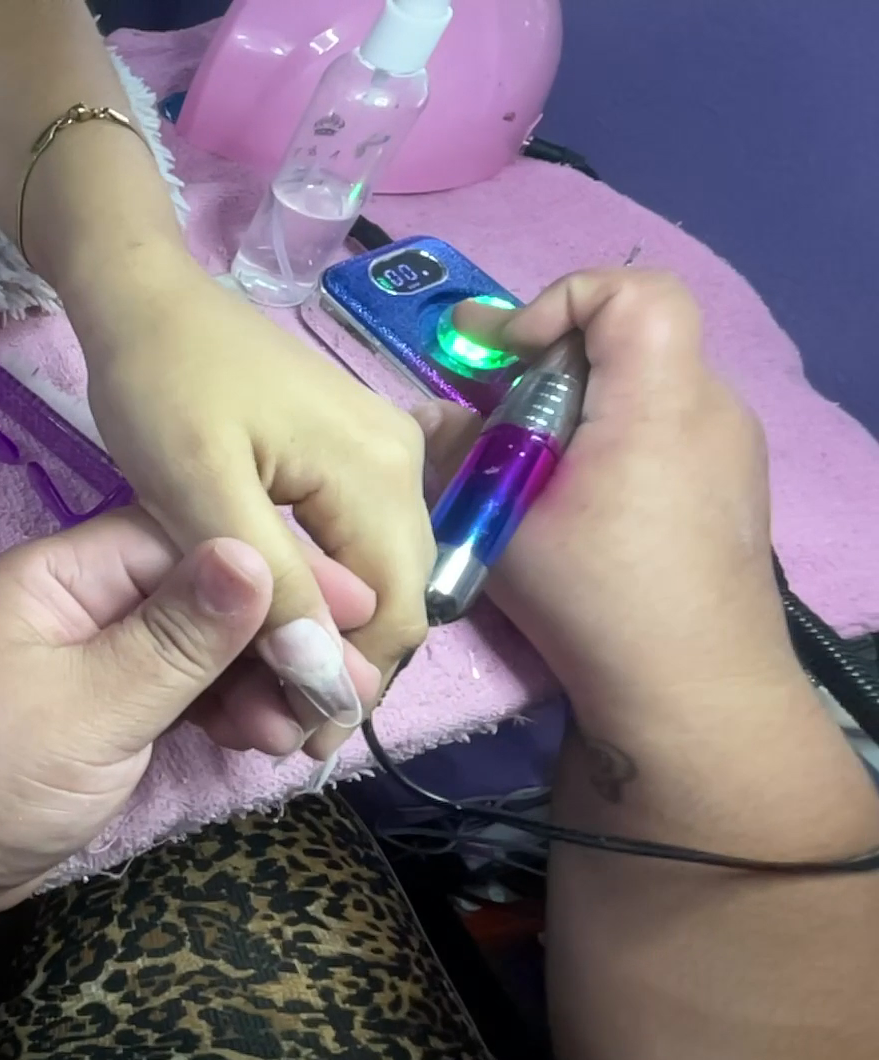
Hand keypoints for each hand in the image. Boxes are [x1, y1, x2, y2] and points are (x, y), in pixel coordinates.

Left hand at [0, 509, 382, 949]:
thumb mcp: (89, 703)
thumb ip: (175, 636)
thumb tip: (254, 552)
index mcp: (64, 573)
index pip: (181, 539)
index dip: (267, 567)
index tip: (352, 604)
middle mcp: (82, 602)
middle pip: (196, 595)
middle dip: (271, 636)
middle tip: (345, 686)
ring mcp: (93, 658)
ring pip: (193, 649)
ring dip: (253, 682)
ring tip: (301, 727)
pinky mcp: (101, 709)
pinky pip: (175, 693)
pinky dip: (219, 711)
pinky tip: (261, 737)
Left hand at [64, 247, 431, 759]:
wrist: (139, 303)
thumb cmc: (159, 389)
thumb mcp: (199, 489)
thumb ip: (269, 580)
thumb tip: (327, 675)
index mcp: (377, 475)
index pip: (396, 612)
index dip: (350, 683)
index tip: (294, 738)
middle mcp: (394, 464)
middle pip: (387, 596)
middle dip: (334, 667)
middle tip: (269, 727)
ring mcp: (363, 454)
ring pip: (357, 573)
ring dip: (314, 635)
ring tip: (256, 689)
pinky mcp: (323, 454)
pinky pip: (329, 541)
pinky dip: (299, 592)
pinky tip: (255, 624)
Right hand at [415, 270, 796, 721]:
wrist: (685, 679)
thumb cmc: (589, 592)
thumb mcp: (495, 521)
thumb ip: (452, 453)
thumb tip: (424, 415)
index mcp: (659, 407)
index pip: (636, 294)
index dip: (559, 301)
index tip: (500, 354)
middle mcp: (707, 409)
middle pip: (624, 338)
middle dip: (540, 363)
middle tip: (480, 413)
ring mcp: (721, 445)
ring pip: (632, 384)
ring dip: (560, 404)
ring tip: (510, 464)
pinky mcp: (718, 478)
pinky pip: (647, 423)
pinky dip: (589, 434)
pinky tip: (555, 494)